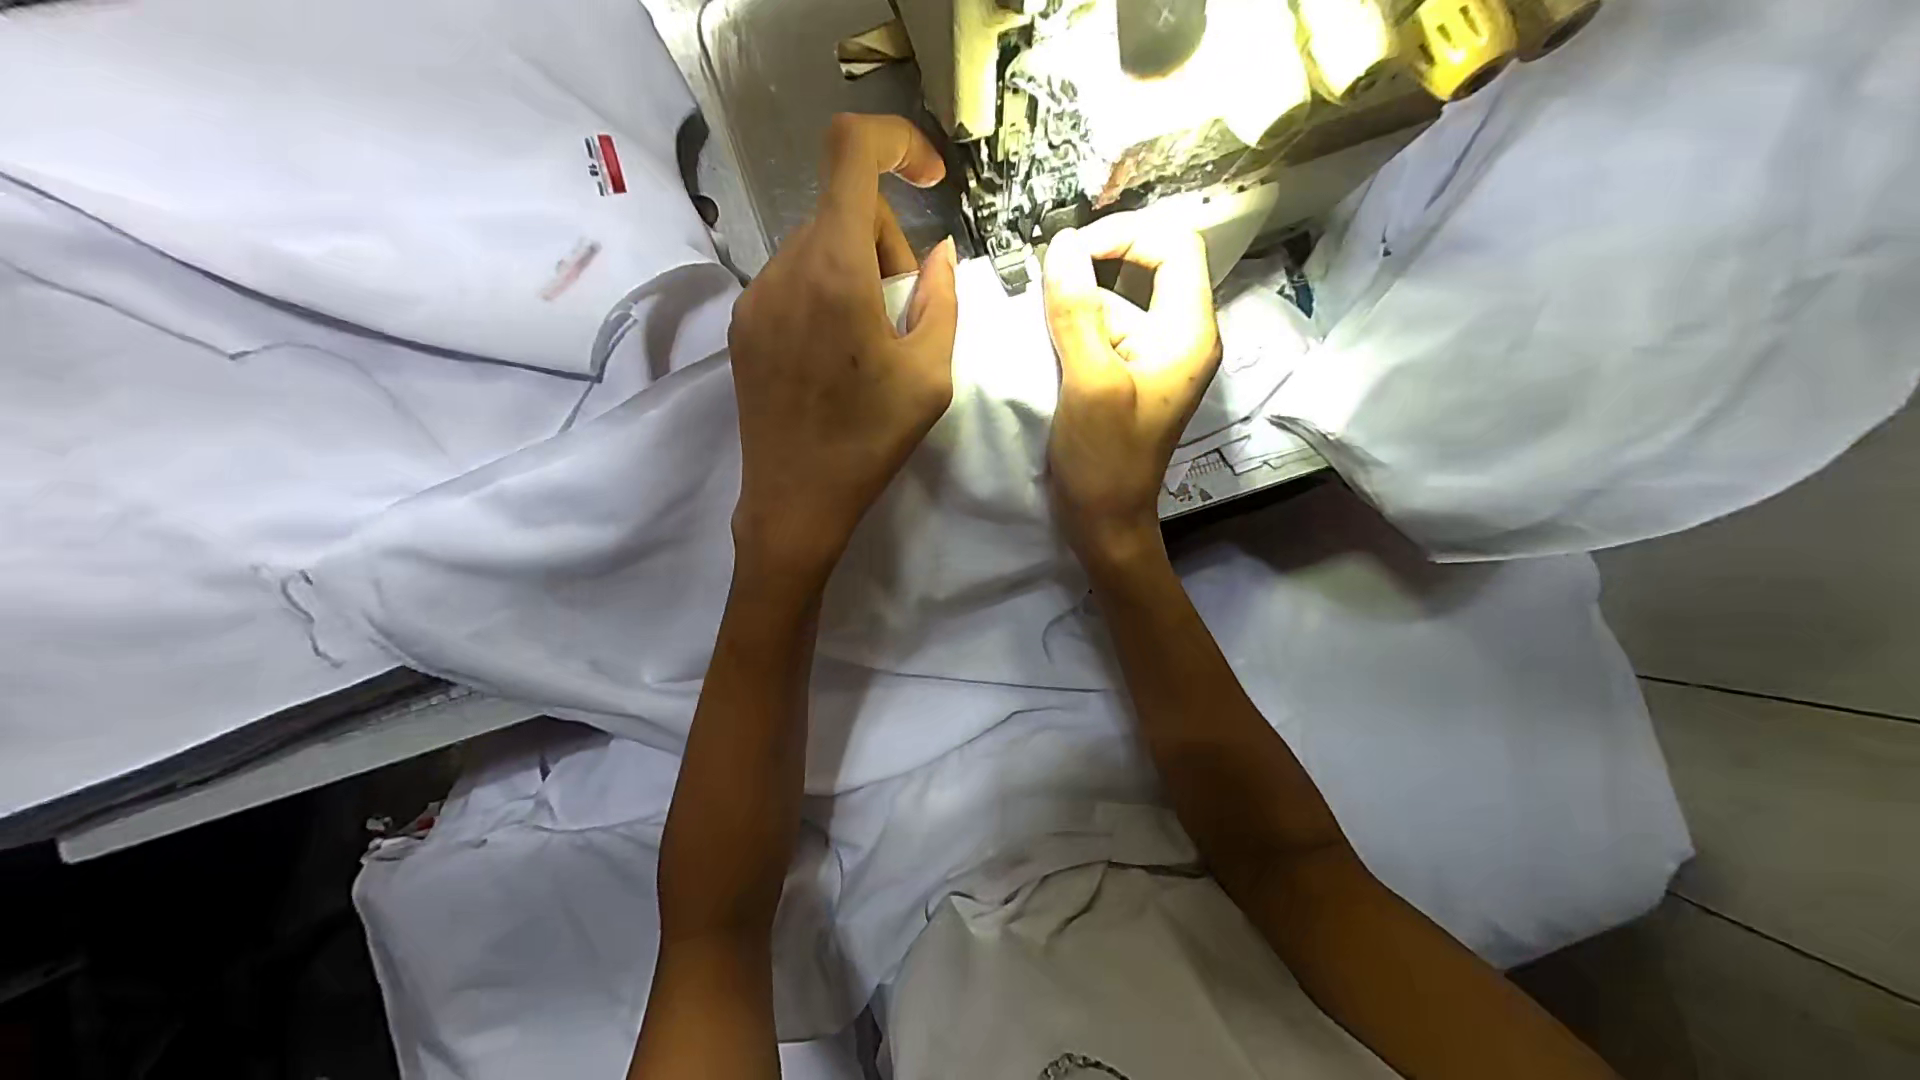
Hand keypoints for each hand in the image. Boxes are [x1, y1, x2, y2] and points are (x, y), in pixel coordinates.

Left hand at [727, 113, 960, 578]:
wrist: (793, 500)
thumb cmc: (869, 442)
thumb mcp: (930, 375)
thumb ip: (943, 300)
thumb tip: (940, 253)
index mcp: (835, 271)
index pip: (850, 150)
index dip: (896, 142)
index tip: (930, 180)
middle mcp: (785, 267)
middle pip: (842, 208)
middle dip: (886, 243)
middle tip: (904, 312)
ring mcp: (755, 295)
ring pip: (818, 244)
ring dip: (855, 270)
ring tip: (869, 342)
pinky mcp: (743, 323)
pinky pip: (793, 277)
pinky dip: (825, 291)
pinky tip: (835, 354)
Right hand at [1043, 213, 1219, 567]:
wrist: (1105, 522)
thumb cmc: (1106, 460)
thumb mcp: (1090, 383)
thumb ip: (1077, 313)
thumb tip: (1062, 246)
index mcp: (1188, 333)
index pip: (1174, 246)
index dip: (1126, 234)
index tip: (1073, 254)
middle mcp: (1177, 336)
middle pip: (1143, 269)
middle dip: (1092, 270)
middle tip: (1046, 288)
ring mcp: (1150, 357)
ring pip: (1115, 302)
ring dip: (1075, 303)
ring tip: (1038, 325)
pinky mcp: (1126, 374)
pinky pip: (1101, 332)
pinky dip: (1072, 329)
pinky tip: (1044, 343)